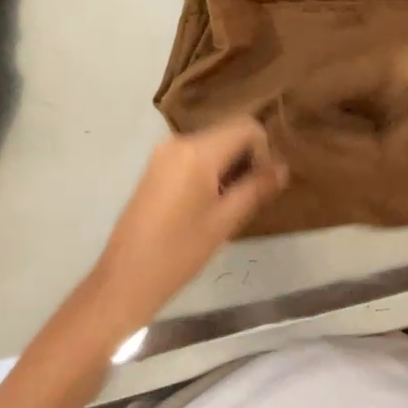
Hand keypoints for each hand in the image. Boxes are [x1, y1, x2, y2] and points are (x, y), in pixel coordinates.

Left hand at [92, 118, 289, 320]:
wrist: (124, 280)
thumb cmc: (178, 253)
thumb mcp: (224, 222)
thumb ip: (256, 188)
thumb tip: (283, 168)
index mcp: (198, 151)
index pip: (247, 127)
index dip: (264, 150)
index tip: (263, 183)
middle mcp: (179, 142)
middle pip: (229, 131)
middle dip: (247, 157)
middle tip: (251, 194)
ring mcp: (164, 153)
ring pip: (213, 143)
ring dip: (229, 164)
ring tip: (230, 202)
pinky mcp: (156, 166)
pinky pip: (195, 154)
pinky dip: (210, 168)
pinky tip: (209, 202)